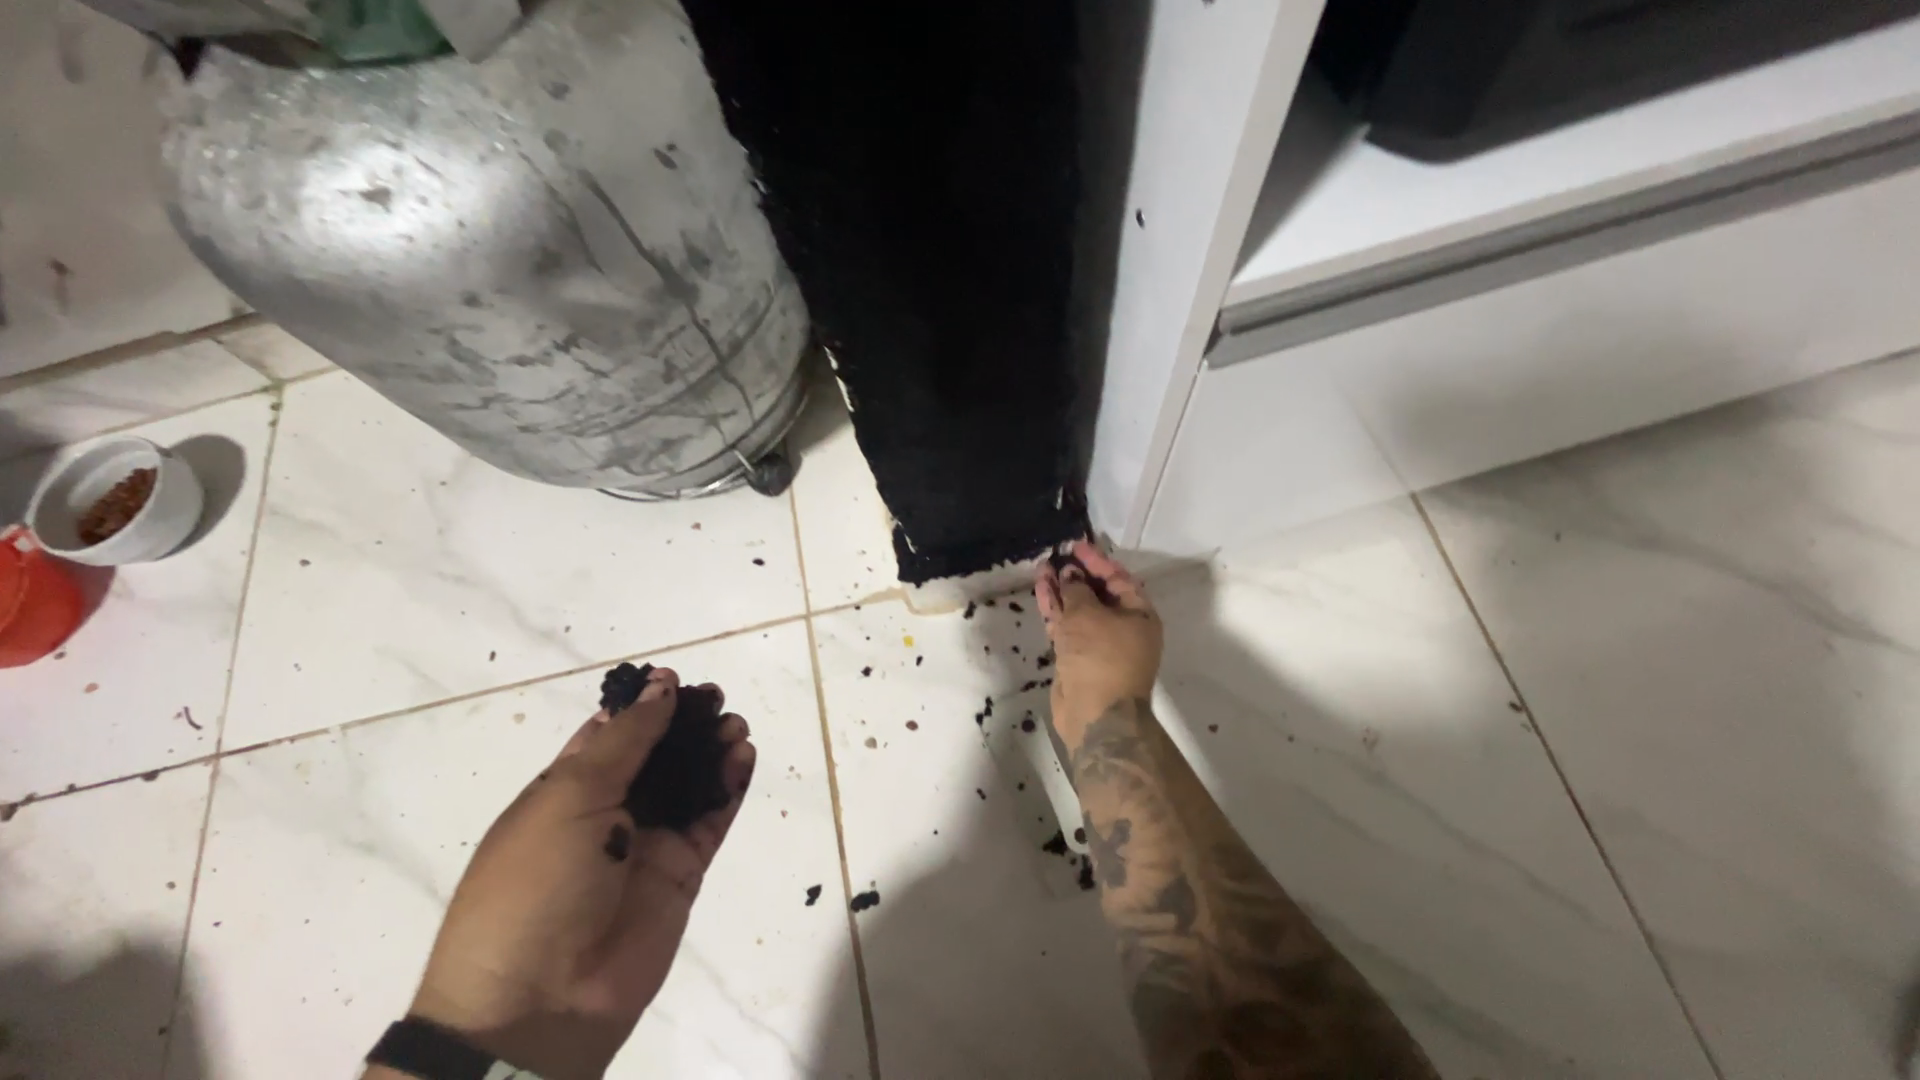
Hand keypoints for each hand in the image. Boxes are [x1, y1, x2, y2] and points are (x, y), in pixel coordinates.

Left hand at [404, 667, 754, 1079]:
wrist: (541, 999)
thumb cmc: (535, 884)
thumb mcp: (568, 798)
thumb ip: (625, 741)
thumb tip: (660, 688)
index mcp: (564, 790)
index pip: (610, 734)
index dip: (643, 705)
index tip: (676, 680)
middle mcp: (608, 812)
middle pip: (657, 755)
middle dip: (685, 724)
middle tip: (716, 699)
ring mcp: (648, 843)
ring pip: (690, 783)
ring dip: (713, 750)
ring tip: (735, 726)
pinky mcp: (682, 872)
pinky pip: (711, 819)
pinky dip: (730, 787)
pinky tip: (744, 757)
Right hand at [1034, 540, 1162, 749]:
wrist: (1095, 714)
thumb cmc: (1101, 657)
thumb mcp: (1087, 615)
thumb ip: (1075, 589)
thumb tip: (1068, 575)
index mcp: (1140, 615)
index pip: (1119, 579)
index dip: (1097, 561)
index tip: (1075, 546)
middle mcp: (1123, 628)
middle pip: (1098, 593)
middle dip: (1076, 575)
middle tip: (1055, 555)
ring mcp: (1100, 644)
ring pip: (1079, 609)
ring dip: (1061, 589)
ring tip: (1042, 567)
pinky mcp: (1079, 657)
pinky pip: (1068, 625)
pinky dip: (1055, 609)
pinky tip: (1041, 590)